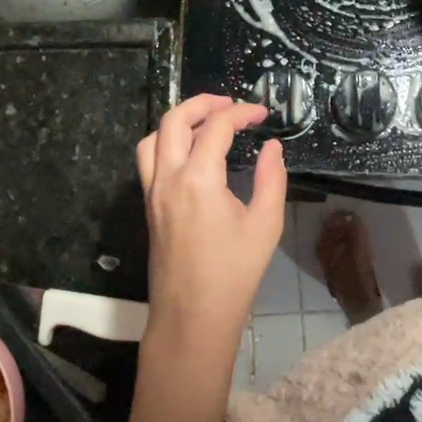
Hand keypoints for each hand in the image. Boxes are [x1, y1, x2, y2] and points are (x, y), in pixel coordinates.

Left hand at [135, 94, 287, 345]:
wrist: (192, 318)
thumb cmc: (234, 274)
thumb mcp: (265, 225)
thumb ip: (271, 179)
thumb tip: (272, 148)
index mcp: (198, 179)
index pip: (216, 127)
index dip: (241, 113)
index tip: (263, 113)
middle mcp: (167, 178)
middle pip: (173, 120)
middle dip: (202, 103)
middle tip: (230, 104)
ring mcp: (152, 193)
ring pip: (153, 138)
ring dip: (178, 121)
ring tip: (206, 122)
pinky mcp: (149, 207)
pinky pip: (149, 160)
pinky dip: (167, 143)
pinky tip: (191, 153)